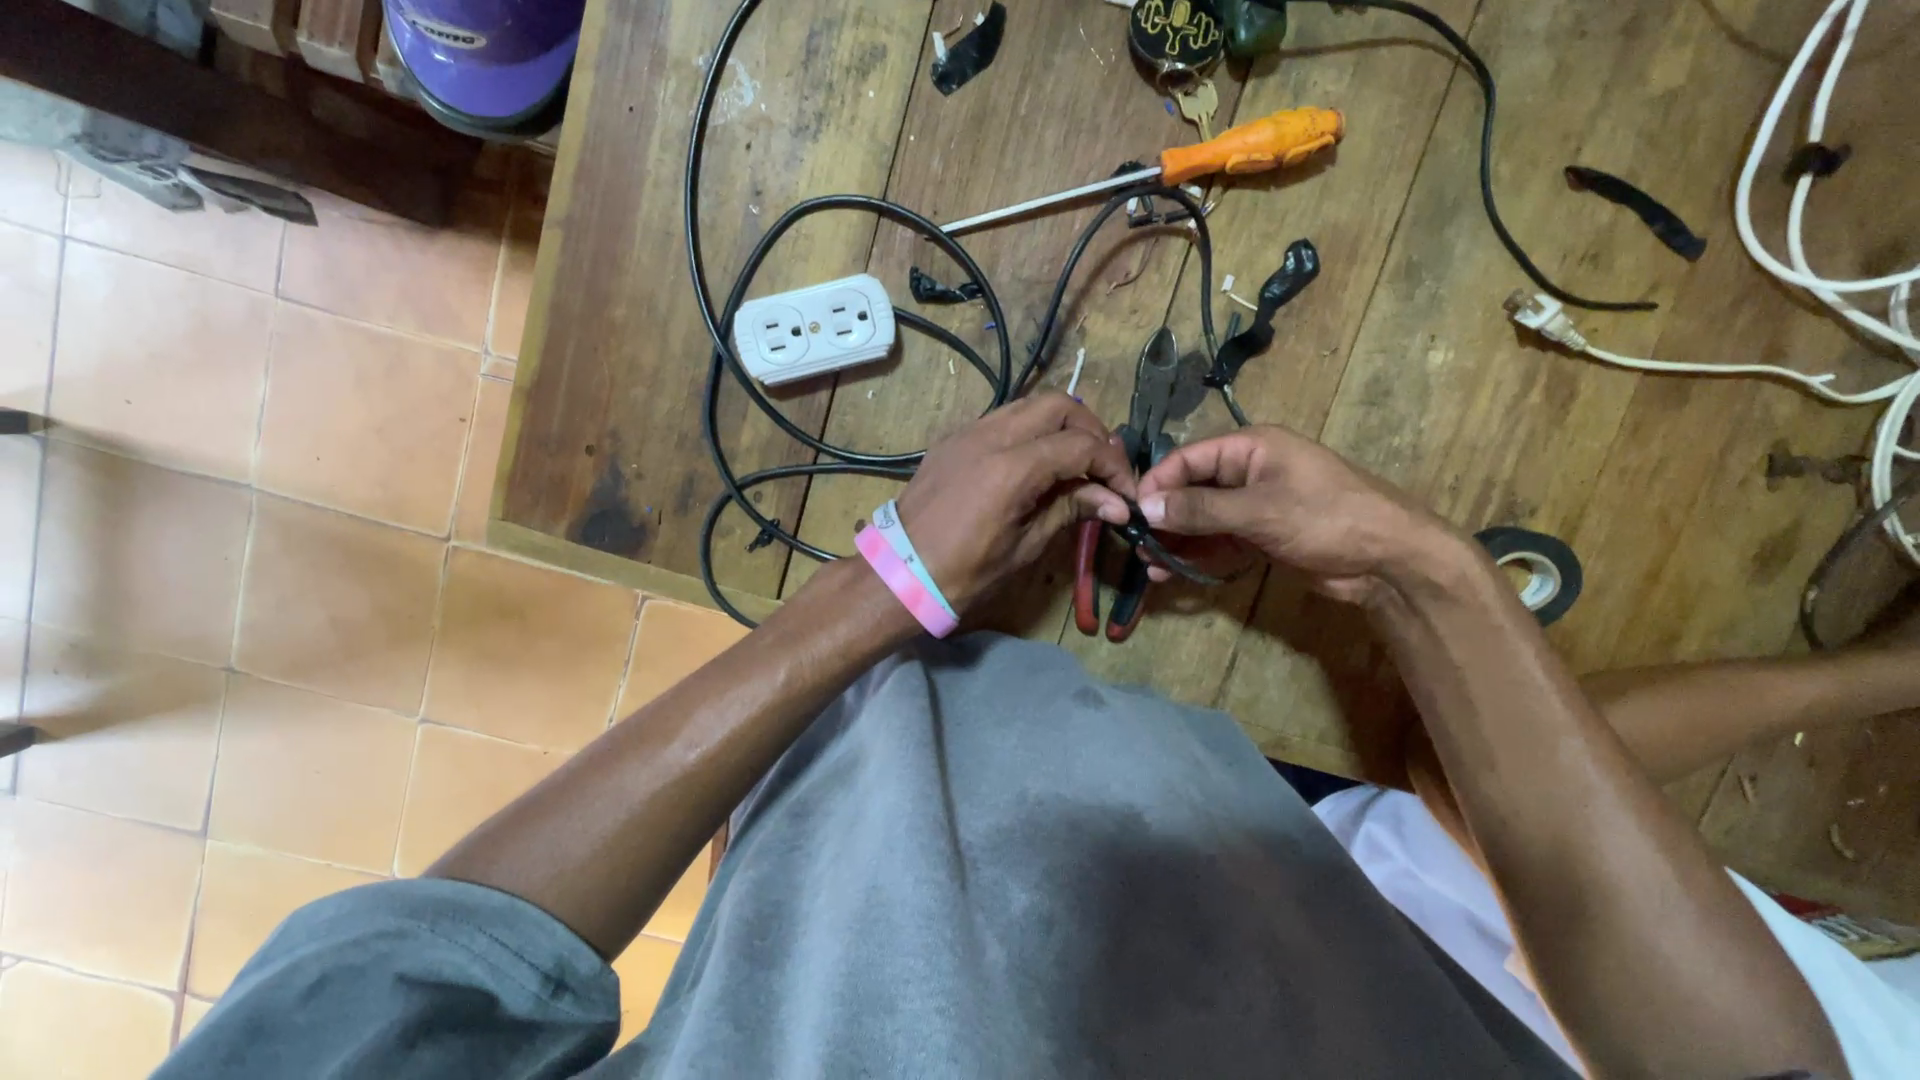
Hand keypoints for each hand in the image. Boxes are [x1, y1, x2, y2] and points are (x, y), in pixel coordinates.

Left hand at [894, 393, 1135, 613]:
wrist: (900, 572)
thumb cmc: (965, 572)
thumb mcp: (1025, 547)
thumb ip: (1069, 510)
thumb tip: (1115, 502)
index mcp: (1011, 468)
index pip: (1080, 445)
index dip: (1113, 465)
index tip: (1125, 492)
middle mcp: (991, 436)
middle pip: (1059, 405)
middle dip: (1091, 431)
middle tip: (1103, 467)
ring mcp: (968, 432)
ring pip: (1029, 405)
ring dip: (1060, 425)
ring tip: (1075, 463)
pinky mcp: (953, 439)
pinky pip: (1002, 419)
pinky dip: (1030, 430)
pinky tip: (1036, 463)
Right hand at [1134, 426, 1458, 604]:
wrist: (1388, 560)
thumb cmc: (1327, 517)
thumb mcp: (1259, 510)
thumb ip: (1200, 510)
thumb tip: (1145, 508)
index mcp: (1250, 447)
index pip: (1188, 459)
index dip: (1157, 483)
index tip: (1129, 512)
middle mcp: (1248, 472)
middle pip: (1191, 490)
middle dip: (1162, 516)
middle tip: (1134, 543)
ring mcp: (1254, 506)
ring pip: (1201, 520)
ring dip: (1176, 541)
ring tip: (1149, 564)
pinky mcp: (1261, 536)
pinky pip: (1218, 542)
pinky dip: (1197, 556)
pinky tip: (1171, 572)